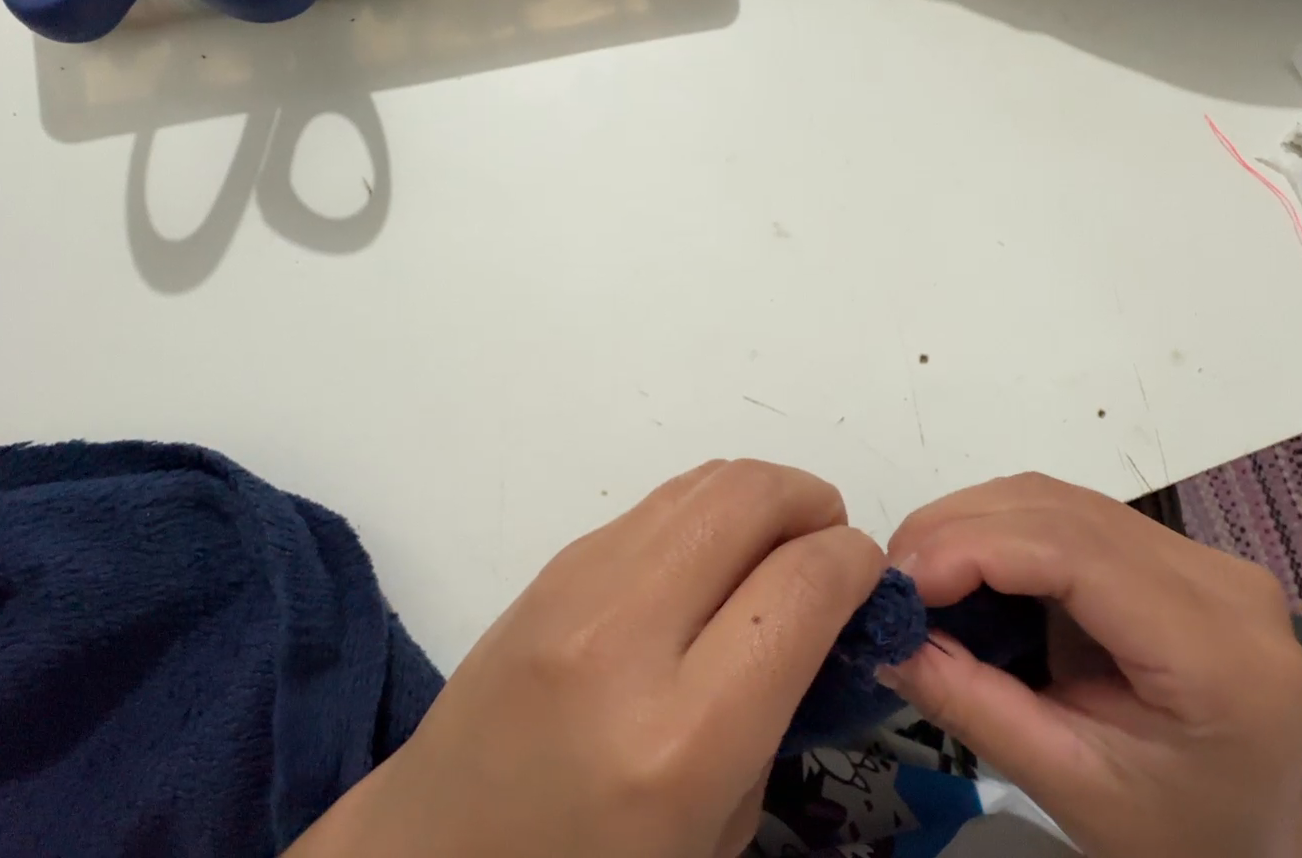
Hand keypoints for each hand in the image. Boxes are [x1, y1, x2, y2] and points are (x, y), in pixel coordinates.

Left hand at [286, 460, 885, 857]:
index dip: (856, 564)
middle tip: (825, 548)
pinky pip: (657, 504)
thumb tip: (823, 608)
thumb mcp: (719, 824)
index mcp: (683, 734)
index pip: (803, 584)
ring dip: (761, 496)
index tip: (864, 580)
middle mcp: (625, 638)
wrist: (436, 851)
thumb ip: (781, 705)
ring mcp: (574, 587)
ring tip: (774, 546)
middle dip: (812, 504)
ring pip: (703, 481)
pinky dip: (707, 511)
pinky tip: (710, 560)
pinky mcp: (549, 563)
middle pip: (750, 498)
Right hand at [881, 473, 1301, 857]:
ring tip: (920, 571)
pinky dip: (1001, 529)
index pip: (1074, 552)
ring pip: (1058, 498)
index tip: (898, 584)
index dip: (972, 549)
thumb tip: (884, 639)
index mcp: (1216, 653)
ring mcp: (1202, 558)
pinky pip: (1069, 513)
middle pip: (1061, 509)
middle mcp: (1220, 581)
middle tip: (892, 577)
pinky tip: (967, 564)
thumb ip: (971, 704)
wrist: (1253, 838)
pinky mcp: (1175, 553)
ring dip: (973, 521)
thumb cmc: (1168, 831)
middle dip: (957, 529)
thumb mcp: (1064, 783)